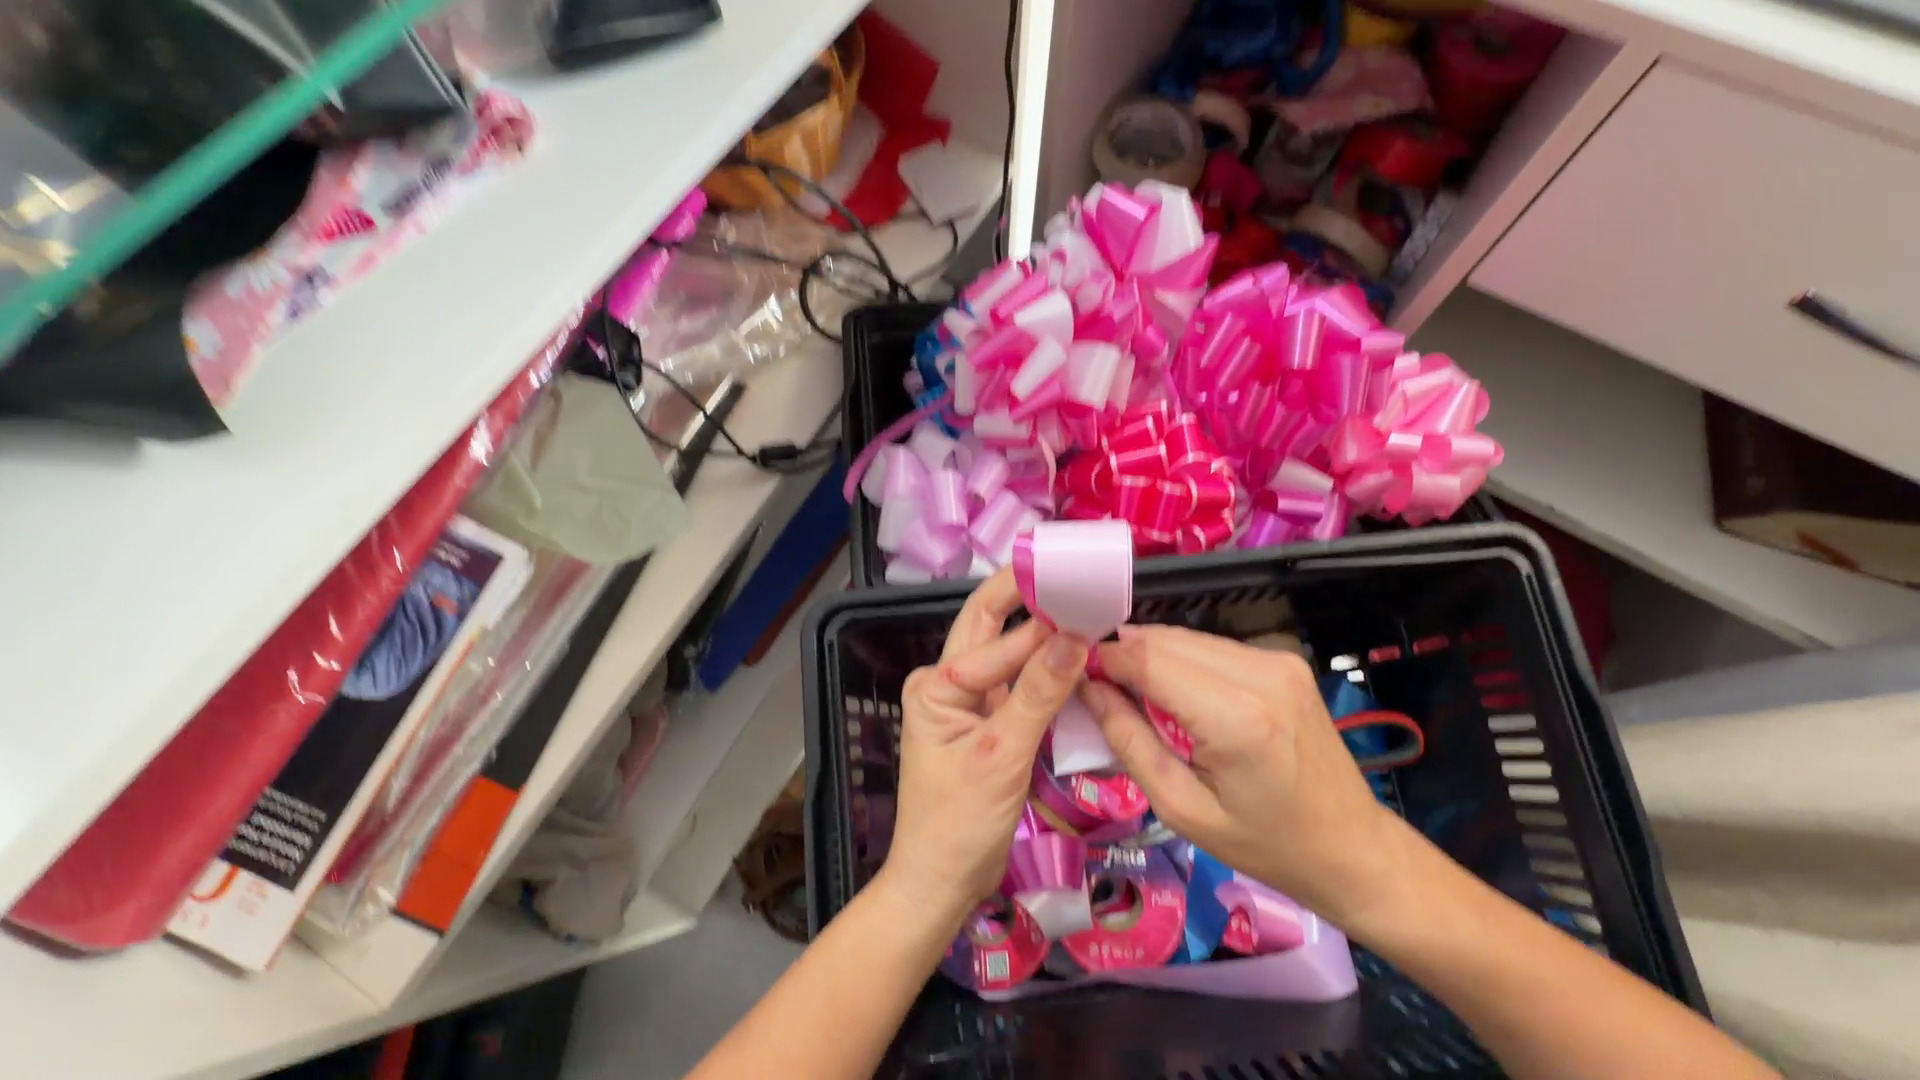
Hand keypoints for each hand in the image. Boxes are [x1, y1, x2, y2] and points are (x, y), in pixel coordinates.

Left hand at [879, 569, 1089, 928]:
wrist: (943, 882)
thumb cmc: (959, 821)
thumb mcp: (1000, 755)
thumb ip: (1037, 694)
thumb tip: (1075, 635)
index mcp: (936, 684)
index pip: (995, 638)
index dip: (1041, 616)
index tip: (1085, 593)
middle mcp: (949, 684)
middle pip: (990, 627)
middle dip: (1028, 597)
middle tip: (1075, 572)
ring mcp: (971, 704)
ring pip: (1009, 655)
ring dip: (1043, 633)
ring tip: (1086, 605)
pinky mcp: (992, 724)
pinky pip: (1022, 686)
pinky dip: (1049, 672)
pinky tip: (1079, 657)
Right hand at [1081, 624, 1415, 930]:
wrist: (1351, 847)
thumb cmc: (1264, 843)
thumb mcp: (1182, 809)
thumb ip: (1130, 742)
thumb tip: (1087, 689)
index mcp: (1236, 717)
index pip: (1147, 660)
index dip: (1103, 659)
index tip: (1072, 674)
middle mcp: (1261, 673)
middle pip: (1165, 639)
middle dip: (1123, 654)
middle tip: (1095, 686)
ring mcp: (1278, 661)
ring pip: (1188, 637)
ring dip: (1151, 656)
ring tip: (1130, 693)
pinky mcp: (1285, 661)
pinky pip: (1213, 647)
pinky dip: (1182, 661)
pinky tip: (1173, 694)